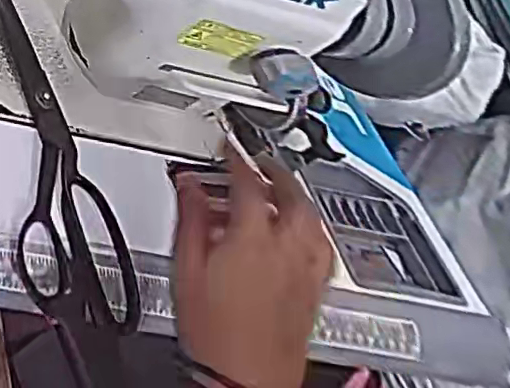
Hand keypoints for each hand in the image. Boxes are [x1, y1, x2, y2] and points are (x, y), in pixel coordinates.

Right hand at [171, 151, 333, 387]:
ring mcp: (306, 275)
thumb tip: (189, 183)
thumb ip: (190, 215)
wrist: (239, 380)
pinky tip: (299, 230)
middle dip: (276, 172)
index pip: (248, 183)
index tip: (228, 145)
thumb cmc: (213, 330)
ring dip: (298, 198)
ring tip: (280, 188)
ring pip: (315, 224)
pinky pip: (323, 249)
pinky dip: (312, 228)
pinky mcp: (315, 296)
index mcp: (253, 240)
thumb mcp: (186, 263)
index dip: (237, 157)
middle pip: (293, 199)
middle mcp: (288, 254)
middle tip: (258, 160)